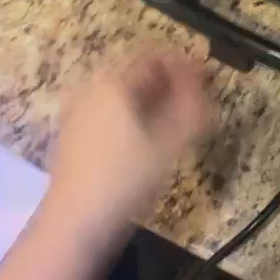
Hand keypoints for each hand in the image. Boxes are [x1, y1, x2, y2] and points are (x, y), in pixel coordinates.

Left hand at [45, 51, 212, 243]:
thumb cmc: (126, 178)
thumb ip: (191, 106)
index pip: (154, 56)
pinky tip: (148, 135)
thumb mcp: (169, 142)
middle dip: (169, 81)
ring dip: (152, 98)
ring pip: (123, 92)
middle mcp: (91, 89)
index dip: (184, 63)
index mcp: (112, 83)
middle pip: (137, 73)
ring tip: (177, 118)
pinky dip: (133, 113)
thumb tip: (204, 84)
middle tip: (195, 98)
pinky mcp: (73, 134)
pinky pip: (109, 110)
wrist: (75, 223)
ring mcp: (77, 112)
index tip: (206, 76)